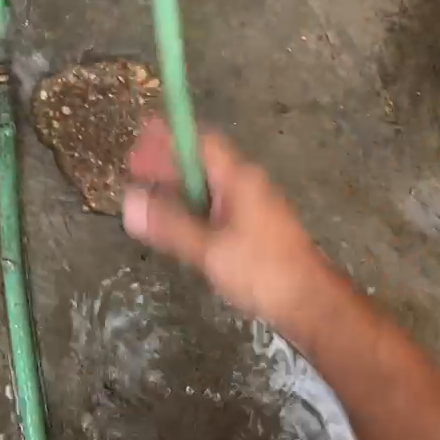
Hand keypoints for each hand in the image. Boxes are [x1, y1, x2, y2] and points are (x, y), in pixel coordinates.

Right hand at [121, 119, 336, 326]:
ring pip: (207, 182)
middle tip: (133, 167)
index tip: (139, 138)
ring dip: (177, 182)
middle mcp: (245, 183)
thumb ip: (169, 225)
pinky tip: (174, 219)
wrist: (311, 303)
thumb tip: (128, 202)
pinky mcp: (252, 226)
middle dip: (167, 159)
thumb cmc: (263, 271)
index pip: (200, 141)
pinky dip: (190, 202)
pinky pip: (214, 202)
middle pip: (202, 158)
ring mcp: (251, 204)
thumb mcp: (209, 249)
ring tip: (146, 191)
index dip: (168, 136)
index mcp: (238, 178)